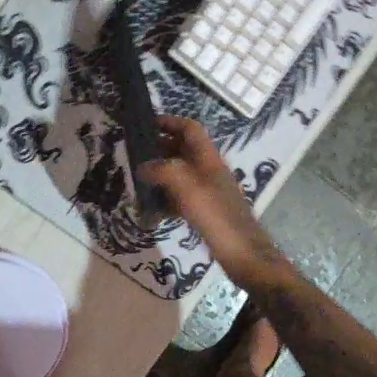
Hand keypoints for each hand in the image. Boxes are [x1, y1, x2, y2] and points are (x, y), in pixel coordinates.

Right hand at [139, 115, 290, 288]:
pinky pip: (181, 199)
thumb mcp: (189, 188)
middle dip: (159, 150)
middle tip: (134, 156)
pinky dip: (166, 200)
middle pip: (183, 151)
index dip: (170, 122)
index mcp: (209, 159)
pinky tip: (151, 211)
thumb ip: (164, 171)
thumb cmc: (217, 217)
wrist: (243, 253)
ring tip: (137, 183)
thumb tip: (143, 166)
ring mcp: (208, 192)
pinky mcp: (205, 212)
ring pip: (180, 176)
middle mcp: (209, 171)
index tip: (146, 124)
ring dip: (160, 176)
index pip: (190, 129)